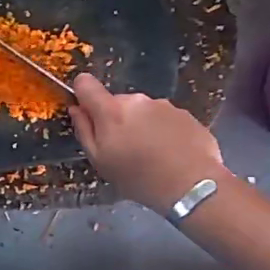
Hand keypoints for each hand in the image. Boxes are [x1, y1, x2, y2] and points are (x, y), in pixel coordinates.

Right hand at [69, 73, 227, 212]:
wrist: (193, 185)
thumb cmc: (138, 177)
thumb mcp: (99, 160)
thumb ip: (84, 130)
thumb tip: (76, 109)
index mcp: (111, 110)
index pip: (85, 83)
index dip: (83, 94)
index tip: (87, 112)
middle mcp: (137, 100)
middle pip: (116, 102)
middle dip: (116, 118)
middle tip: (124, 146)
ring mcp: (164, 105)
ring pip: (142, 110)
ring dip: (140, 124)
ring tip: (151, 152)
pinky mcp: (186, 114)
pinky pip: (164, 118)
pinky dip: (162, 130)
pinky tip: (170, 152)